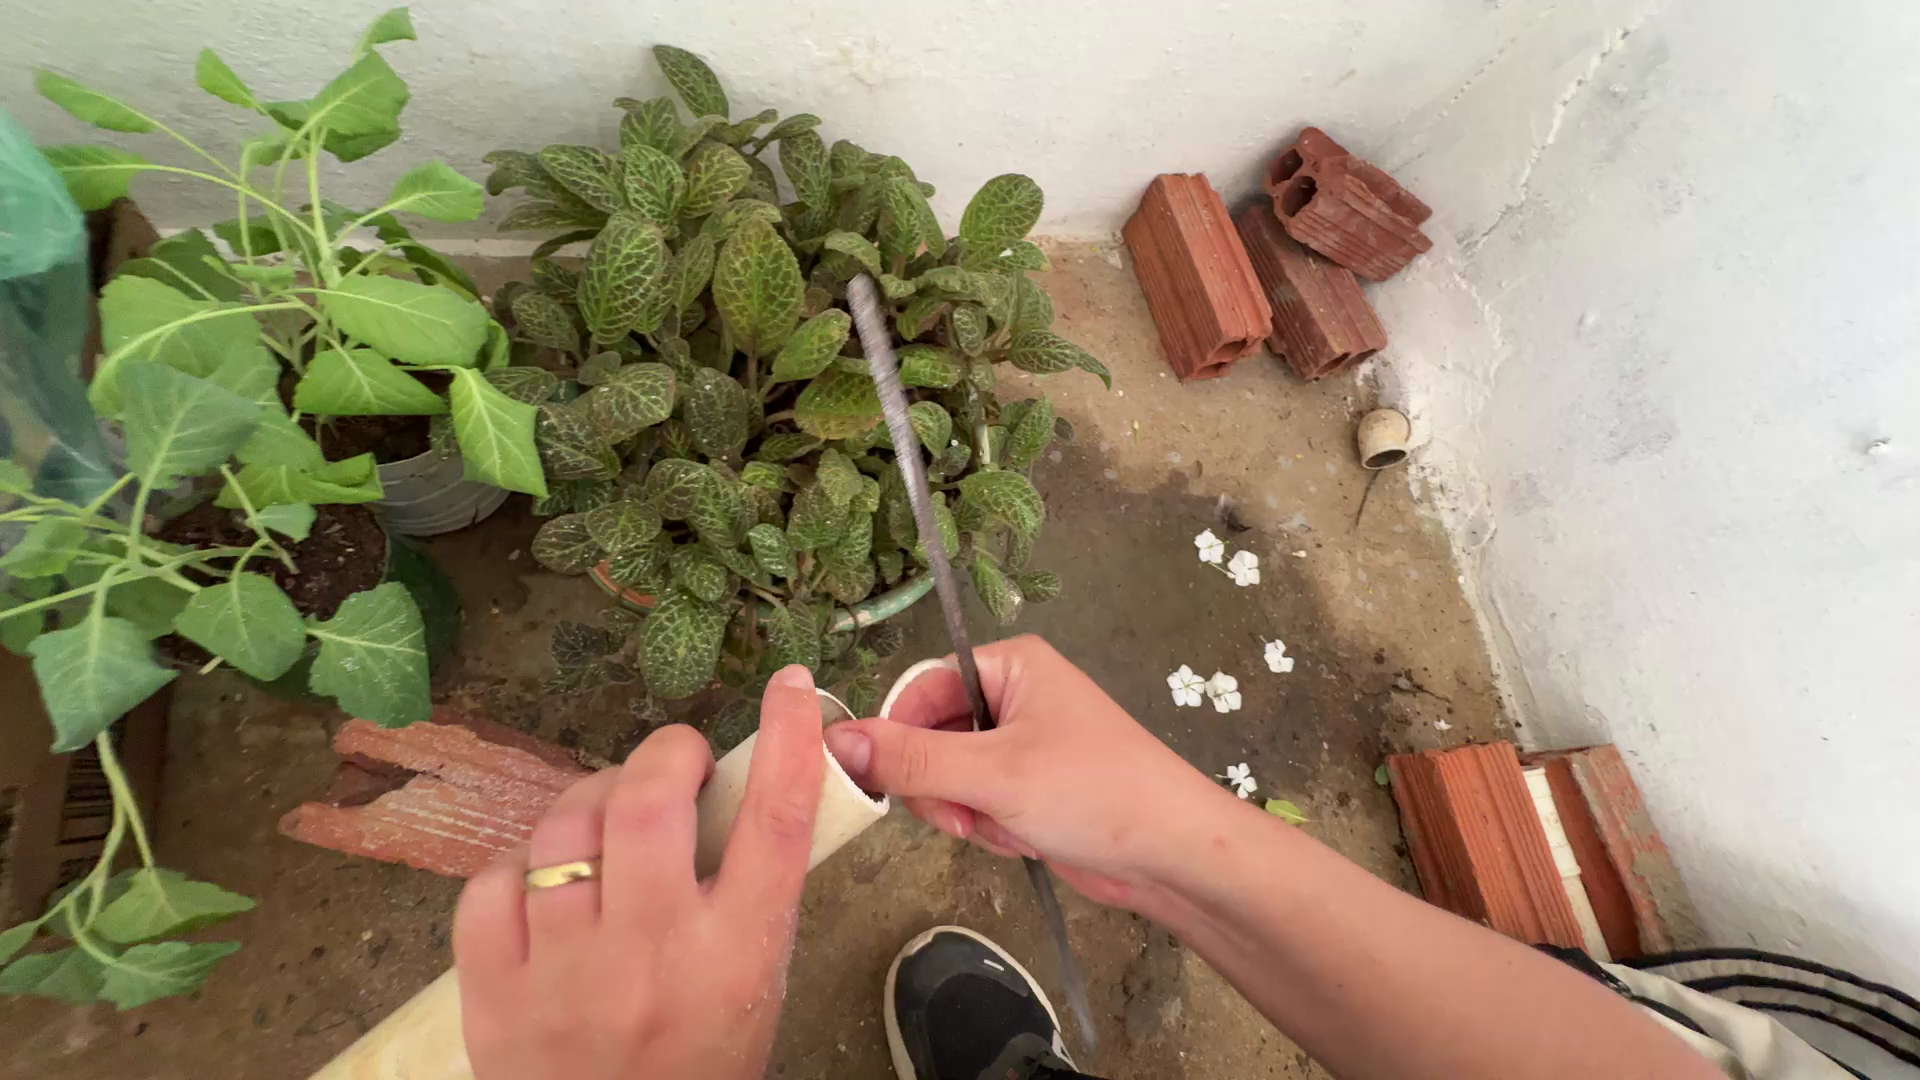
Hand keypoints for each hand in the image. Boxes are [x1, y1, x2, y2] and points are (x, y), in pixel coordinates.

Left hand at [452, 666, 824, 1079]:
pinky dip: (524, 862)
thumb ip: (758, 877)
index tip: (791, 684)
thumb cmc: (709, 1055)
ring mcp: (561, 976)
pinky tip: (549, 882)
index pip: (776, 820)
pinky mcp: (488, 997)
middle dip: (667, 754)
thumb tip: (748, 777)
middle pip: (649, 802)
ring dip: (596, 797)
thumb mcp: (762, 971)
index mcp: (739, 951)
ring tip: (613, 817)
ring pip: (564, 828)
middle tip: (679, 763)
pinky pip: (492, 882)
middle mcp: (652, 955)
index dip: (789, 738)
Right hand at [823, 635, 1228, 907]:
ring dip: (965, 808)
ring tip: (1000, 827)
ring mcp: (1021, 740)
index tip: (885, 784)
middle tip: (963, 816)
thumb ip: (912, 759)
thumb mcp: (994, 774)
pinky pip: (977, 796)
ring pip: (950, 772)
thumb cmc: (1090, 791)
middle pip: (932, 732)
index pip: (921, 687)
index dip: (898, 735)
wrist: (1173, 854)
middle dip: (942, 783)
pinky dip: (987, 822)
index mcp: (1009, 664)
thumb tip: (833, 741)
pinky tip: (1019, 836)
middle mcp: (1012, 693)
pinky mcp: (1028, 781)